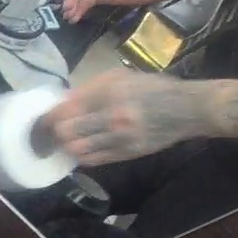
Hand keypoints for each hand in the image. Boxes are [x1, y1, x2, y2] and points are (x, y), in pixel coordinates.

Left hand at [45, 70, 214, 164]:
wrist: (192, 108)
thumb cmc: (154, 89)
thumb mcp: (123, 78)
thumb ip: (91, 87)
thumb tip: (62, 101)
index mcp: (111, 92)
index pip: (66, 108)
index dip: (50, 116)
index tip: (45, 119)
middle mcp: (115, 114)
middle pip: (66, 131)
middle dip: (55, 132)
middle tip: (54, 132)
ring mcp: (122, 136)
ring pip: (76, 148)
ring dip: (66, 146)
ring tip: (65, 142)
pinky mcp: (129, 152)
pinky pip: (93, 159)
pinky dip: (81, 156)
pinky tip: (80, 150)